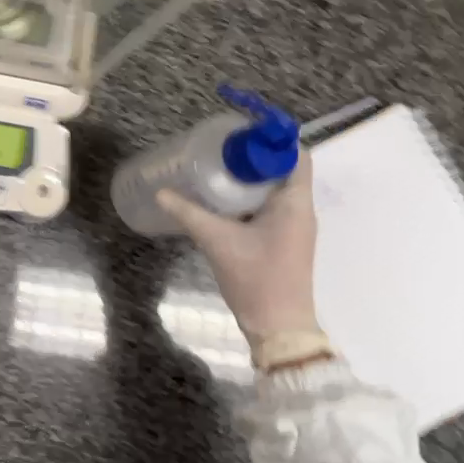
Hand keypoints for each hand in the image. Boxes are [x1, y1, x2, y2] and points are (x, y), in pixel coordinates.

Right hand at [157, 152, 324, 364]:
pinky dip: (250, 199)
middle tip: (220, 150)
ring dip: (251, 179)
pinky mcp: (285, 241)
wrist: (278, 327)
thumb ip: (189, 213)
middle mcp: (301, 210)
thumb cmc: (256, 279)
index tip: (240, 135)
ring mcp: (295, 227)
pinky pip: (271, 208)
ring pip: (276, 190)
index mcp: (295, 203)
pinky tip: (222, 201)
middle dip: (253, 158)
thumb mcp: (217, 241)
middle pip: (283, 170)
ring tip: (217, 170)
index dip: (271, 140)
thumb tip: (162, 192)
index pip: (296, 155)